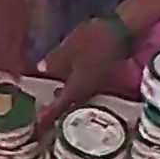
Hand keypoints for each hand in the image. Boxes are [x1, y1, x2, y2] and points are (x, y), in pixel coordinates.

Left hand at [36, 17, 127, 132]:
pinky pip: (81, 90)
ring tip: (52, 100)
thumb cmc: (94, 41)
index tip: (38, 124)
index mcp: (76, 90)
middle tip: (42, 114)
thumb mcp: (69, 49)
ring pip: (75, 99)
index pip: (58, 108)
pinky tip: (66, 85)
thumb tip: (41, 68)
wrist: (121, 34)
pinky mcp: (98, 79)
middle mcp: (85, 94)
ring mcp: (93, 87)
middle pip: (67, 108)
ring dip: (64, 102)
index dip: (47, 116)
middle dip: (55, 112)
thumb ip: (54, 61)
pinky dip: (72, 91)